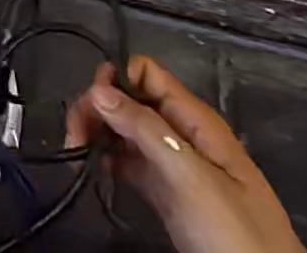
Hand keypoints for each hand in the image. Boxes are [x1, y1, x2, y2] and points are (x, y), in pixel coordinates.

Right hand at [67, 56, 305, 252]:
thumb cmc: (233, 232)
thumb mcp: (190, 176)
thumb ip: (146, 129)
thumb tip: (99, 87)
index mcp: (194, 118)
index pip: (147, 73)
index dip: (115, 79)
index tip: (89, 105)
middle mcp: (183, 134)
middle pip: (134, 100)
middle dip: (101, 107)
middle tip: (73, 135)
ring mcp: (176, 166)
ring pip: (130, 131)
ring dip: (101, 133)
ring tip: (77, 152)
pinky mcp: (169, 195)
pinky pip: (133, 164)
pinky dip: (112, 161)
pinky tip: (95, 170)